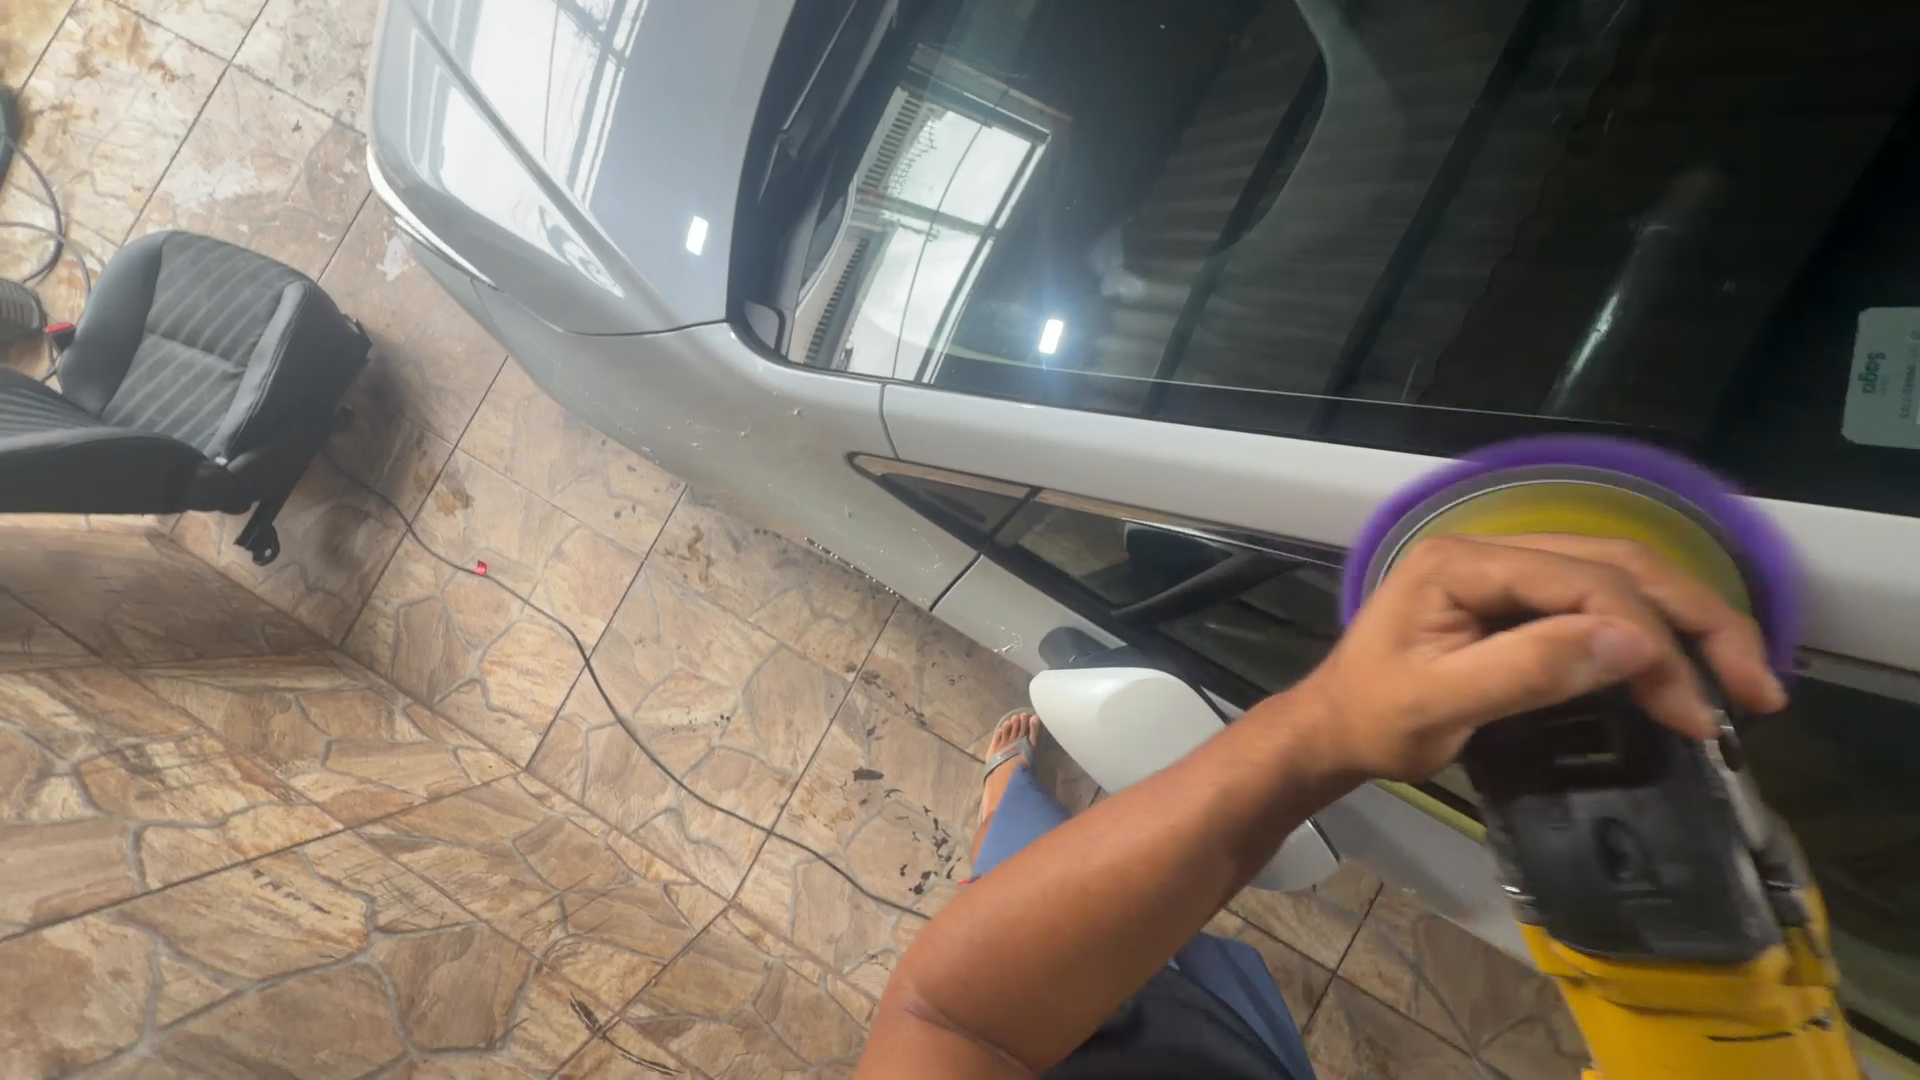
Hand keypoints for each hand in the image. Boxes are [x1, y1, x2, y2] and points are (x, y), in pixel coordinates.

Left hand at [1290, 534, 1788, 781]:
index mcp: (1455, 564)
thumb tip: (1635, 641)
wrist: (1332, 727)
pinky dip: (1641, 631)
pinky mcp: (1501, 598)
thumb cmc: (1372, 719)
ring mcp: (1491, 571)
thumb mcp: (1439, 703)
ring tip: (1736, 683)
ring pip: (1610, 576)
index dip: (1653, 640)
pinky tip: (1674, 667)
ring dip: (1680, 623)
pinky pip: (1587, 599)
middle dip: (1693, 621)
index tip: (1693, 713)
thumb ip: (1525, 669)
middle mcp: (1477, 551)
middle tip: (1756, 692)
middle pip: (1611, 565)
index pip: (1582, 581)